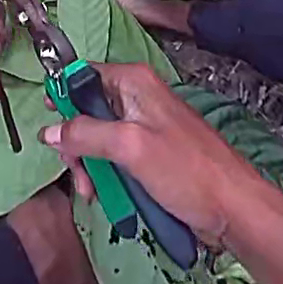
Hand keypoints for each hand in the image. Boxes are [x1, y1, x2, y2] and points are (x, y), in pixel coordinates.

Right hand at [37, 61, 266, 245]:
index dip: (63, 97)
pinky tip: (105, 193)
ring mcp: (143, 125)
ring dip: (89, 164)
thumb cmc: (185, 170)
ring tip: (92, 190)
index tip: (50, 124)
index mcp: (134, 81)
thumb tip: (49, 131)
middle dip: (76, 142)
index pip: (83, 75)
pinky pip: (113, 155)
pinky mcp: (148, 151)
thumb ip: (85, 134)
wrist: (234, 208)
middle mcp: (137, 96)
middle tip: (76, 170)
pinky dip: (105, 173)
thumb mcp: (129, 147)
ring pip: (97, 136)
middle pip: (86, 110)